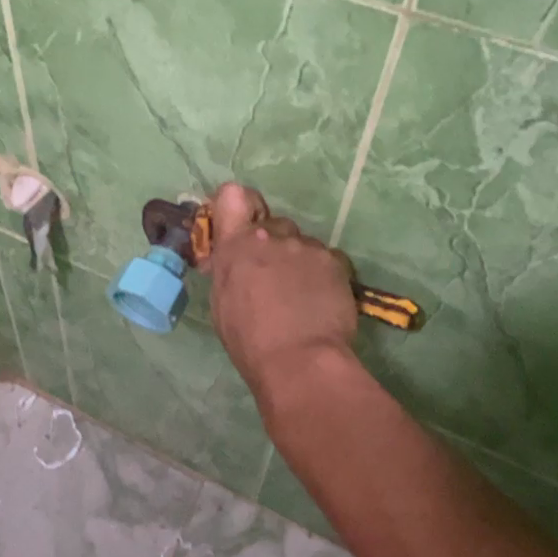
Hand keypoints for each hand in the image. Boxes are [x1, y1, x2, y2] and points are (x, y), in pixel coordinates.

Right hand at [202, 183, 357, 397]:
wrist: (299, 361)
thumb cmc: (250, 341)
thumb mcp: (223, 303)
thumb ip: (230, 270)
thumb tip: (236, 262)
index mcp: (235, 245)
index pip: (232, 195)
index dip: (240, 204)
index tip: (244, 224)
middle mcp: (269, 236)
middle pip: (273, 226)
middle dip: (274, 246)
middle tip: (278, 280)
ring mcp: (305, 246)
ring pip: (302, 244)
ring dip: (301, 262)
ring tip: (304, 298)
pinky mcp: (334, 260)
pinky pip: (328, 259)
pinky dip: (325, 275)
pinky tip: (324, 302)